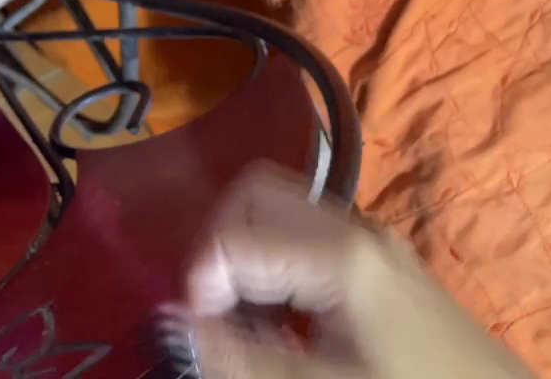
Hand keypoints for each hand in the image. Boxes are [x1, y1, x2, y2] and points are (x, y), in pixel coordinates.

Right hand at [185, 168, 533, 378]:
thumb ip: (242, 355)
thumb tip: (166, 323)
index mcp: (338, 253)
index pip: (234, 239)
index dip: (202, 279)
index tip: (200, 324)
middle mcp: (352, 228)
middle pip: (253, 196)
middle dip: (222, 242)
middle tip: (221, 299)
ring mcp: (372, 239)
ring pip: (279, 206)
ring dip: (250, 247)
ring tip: (253, 309)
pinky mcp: (383, 259)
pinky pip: (307, 228)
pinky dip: (280, 256)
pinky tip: (290, 313)